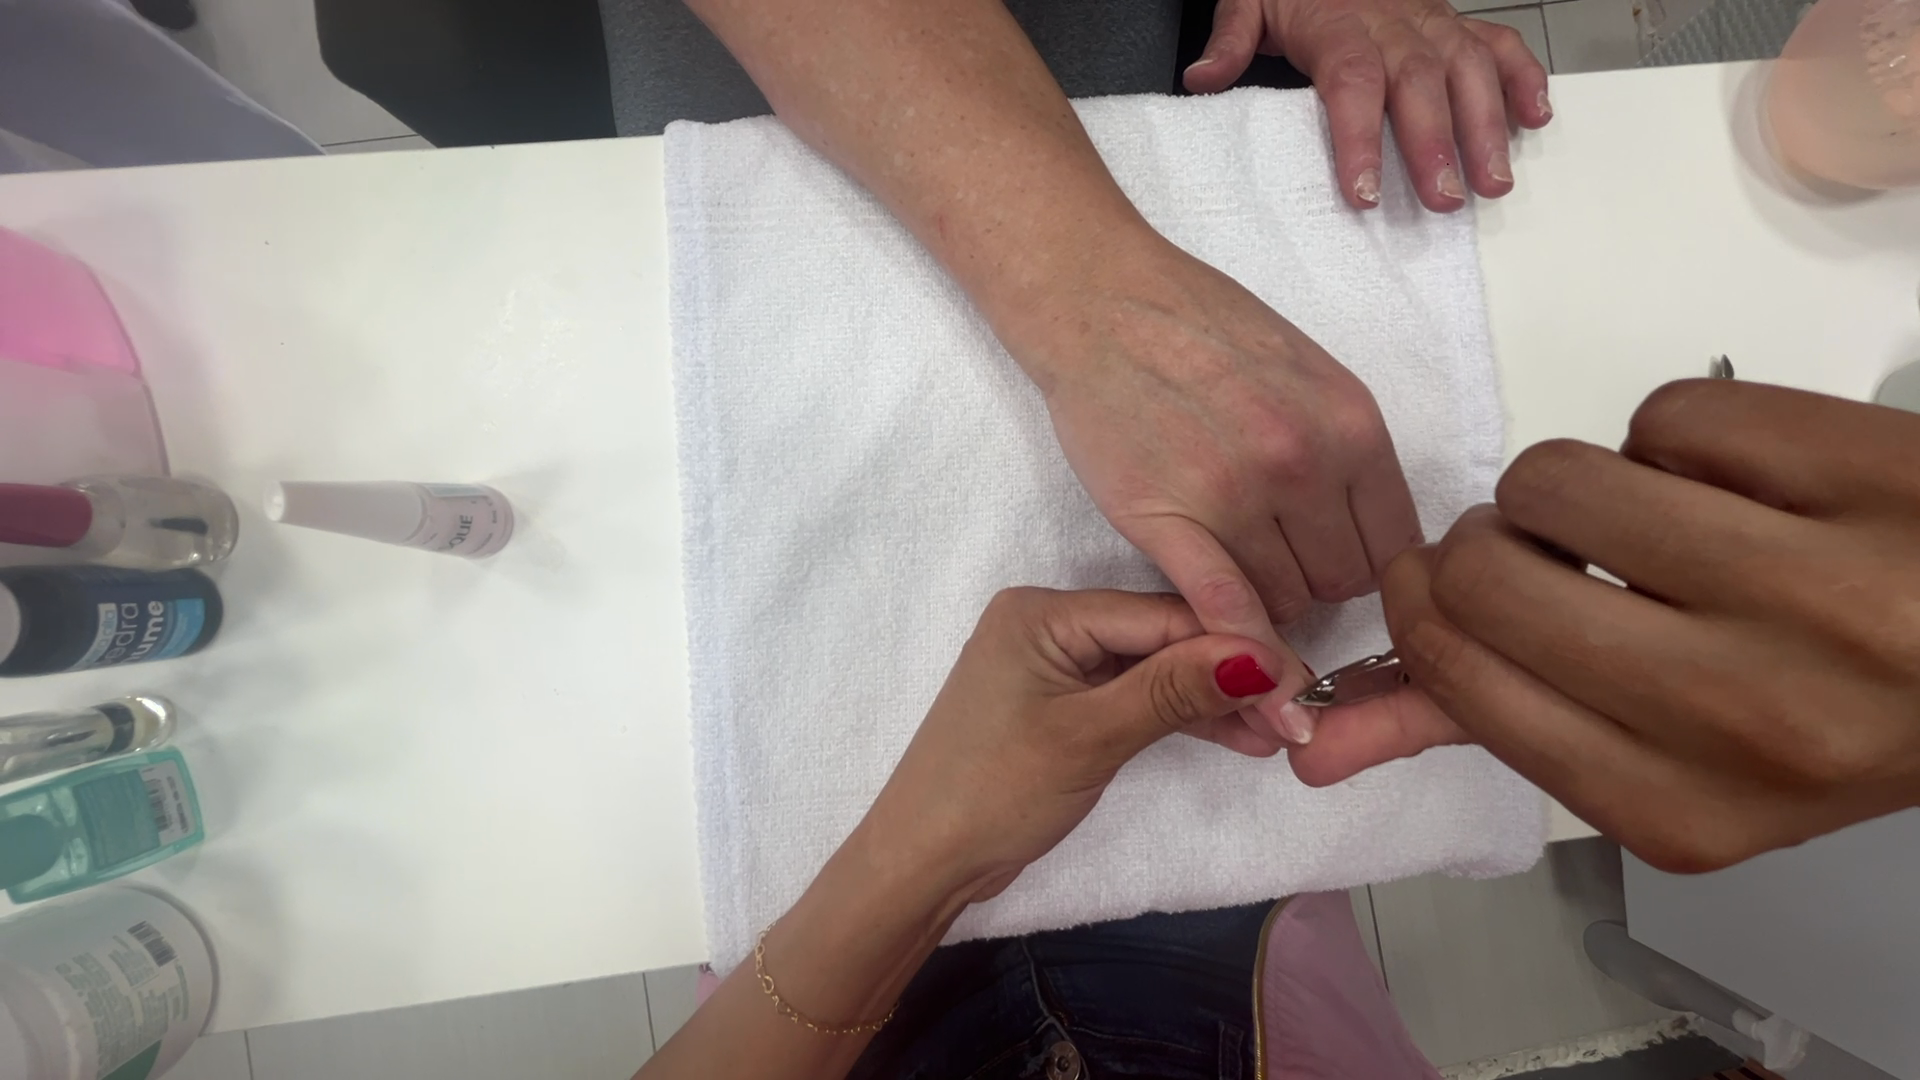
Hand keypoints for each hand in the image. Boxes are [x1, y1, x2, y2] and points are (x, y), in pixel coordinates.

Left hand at [860, 587, 1287, 904]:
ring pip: (1150, 669)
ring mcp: (1055, 664)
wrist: (925, 859)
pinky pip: (1130, 696)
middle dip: (1227, 675)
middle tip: (1299, 716)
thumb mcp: (1088, 738)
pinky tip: (1234, 736)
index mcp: (1042, 611)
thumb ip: (1171, 691)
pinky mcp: (1061, 702)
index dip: (1233, 647)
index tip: (1301, 686)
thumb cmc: (994, 791)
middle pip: (1157, 638)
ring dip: (1208, 700)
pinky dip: (1175, 717)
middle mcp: (1049, 623)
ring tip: (1278, 735)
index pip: (1158, 615)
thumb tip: (1261, 659)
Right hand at [1019, 240, 1421, 750]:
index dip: (1358, 572)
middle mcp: (1305, 463)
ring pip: (1281, 601)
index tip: (1326, 575)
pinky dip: (1238, 646)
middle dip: (1308, 590)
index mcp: (1351, 423)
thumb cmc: (1195, 326)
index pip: (1389, 549)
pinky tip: (1243, 674)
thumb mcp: (1300, 368)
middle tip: (1266, 570)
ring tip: (1223, 570)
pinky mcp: (1165, 517)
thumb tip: (1350, 529)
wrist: (1099, 307)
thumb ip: (1339, 447)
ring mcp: (1235, 493)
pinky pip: (1222, 604)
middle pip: (1337, 585)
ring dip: (1260, 604)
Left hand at [1184, 0, 1551, 211]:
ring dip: (1487, 126)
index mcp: (1341, 25)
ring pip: (1470, 68)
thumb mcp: (1250, 0)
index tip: (1364, 192)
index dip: (1359, 140)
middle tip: (1444, 201)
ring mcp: (1431, 20)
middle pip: (1420, 84)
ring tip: (1492, 182)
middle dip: (1437, 145)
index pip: (1353, 84)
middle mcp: (1396, 21)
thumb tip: (1202, 76)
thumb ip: (1230, 38)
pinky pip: (1497, 43)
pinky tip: (1534, 116)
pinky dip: (1521, 76)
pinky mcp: (1452, 22)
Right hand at [1301, 381, 1919, 871]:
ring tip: (1649, 518)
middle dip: (1488, 539)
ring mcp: (1846, 603)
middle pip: (1481, 570)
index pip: (1453, 667)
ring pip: (1556, 479)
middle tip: (1548, 549)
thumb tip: (1303, 749)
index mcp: (1676, 809)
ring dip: (1573, 485)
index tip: (1444, 573)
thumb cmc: (1783, 707)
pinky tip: (1751, 486)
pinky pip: (1672, 414)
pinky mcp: (1900, 482)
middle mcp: (1761, 725)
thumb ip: (1458, 726)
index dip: (1421, 599)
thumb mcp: (1619, 743)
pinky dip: (1681, 436)